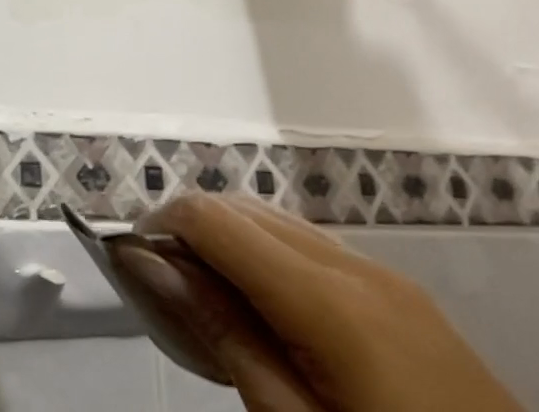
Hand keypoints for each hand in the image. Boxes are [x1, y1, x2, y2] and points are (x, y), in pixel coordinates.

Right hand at [126, 193, 522, 411]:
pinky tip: (263, 309)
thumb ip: (220, 332)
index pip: (210, 215)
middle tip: (165, 289)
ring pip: (273, 219)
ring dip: (225, 240)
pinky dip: (265, 254)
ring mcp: (388, 277)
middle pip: (238, 206)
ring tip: (210, 301)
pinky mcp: (404, 296)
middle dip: (186, 230)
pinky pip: (310, 246)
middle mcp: (356, 268)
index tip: (134, 267)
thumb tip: (149, 261)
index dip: (157, 228)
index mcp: (326, 298)